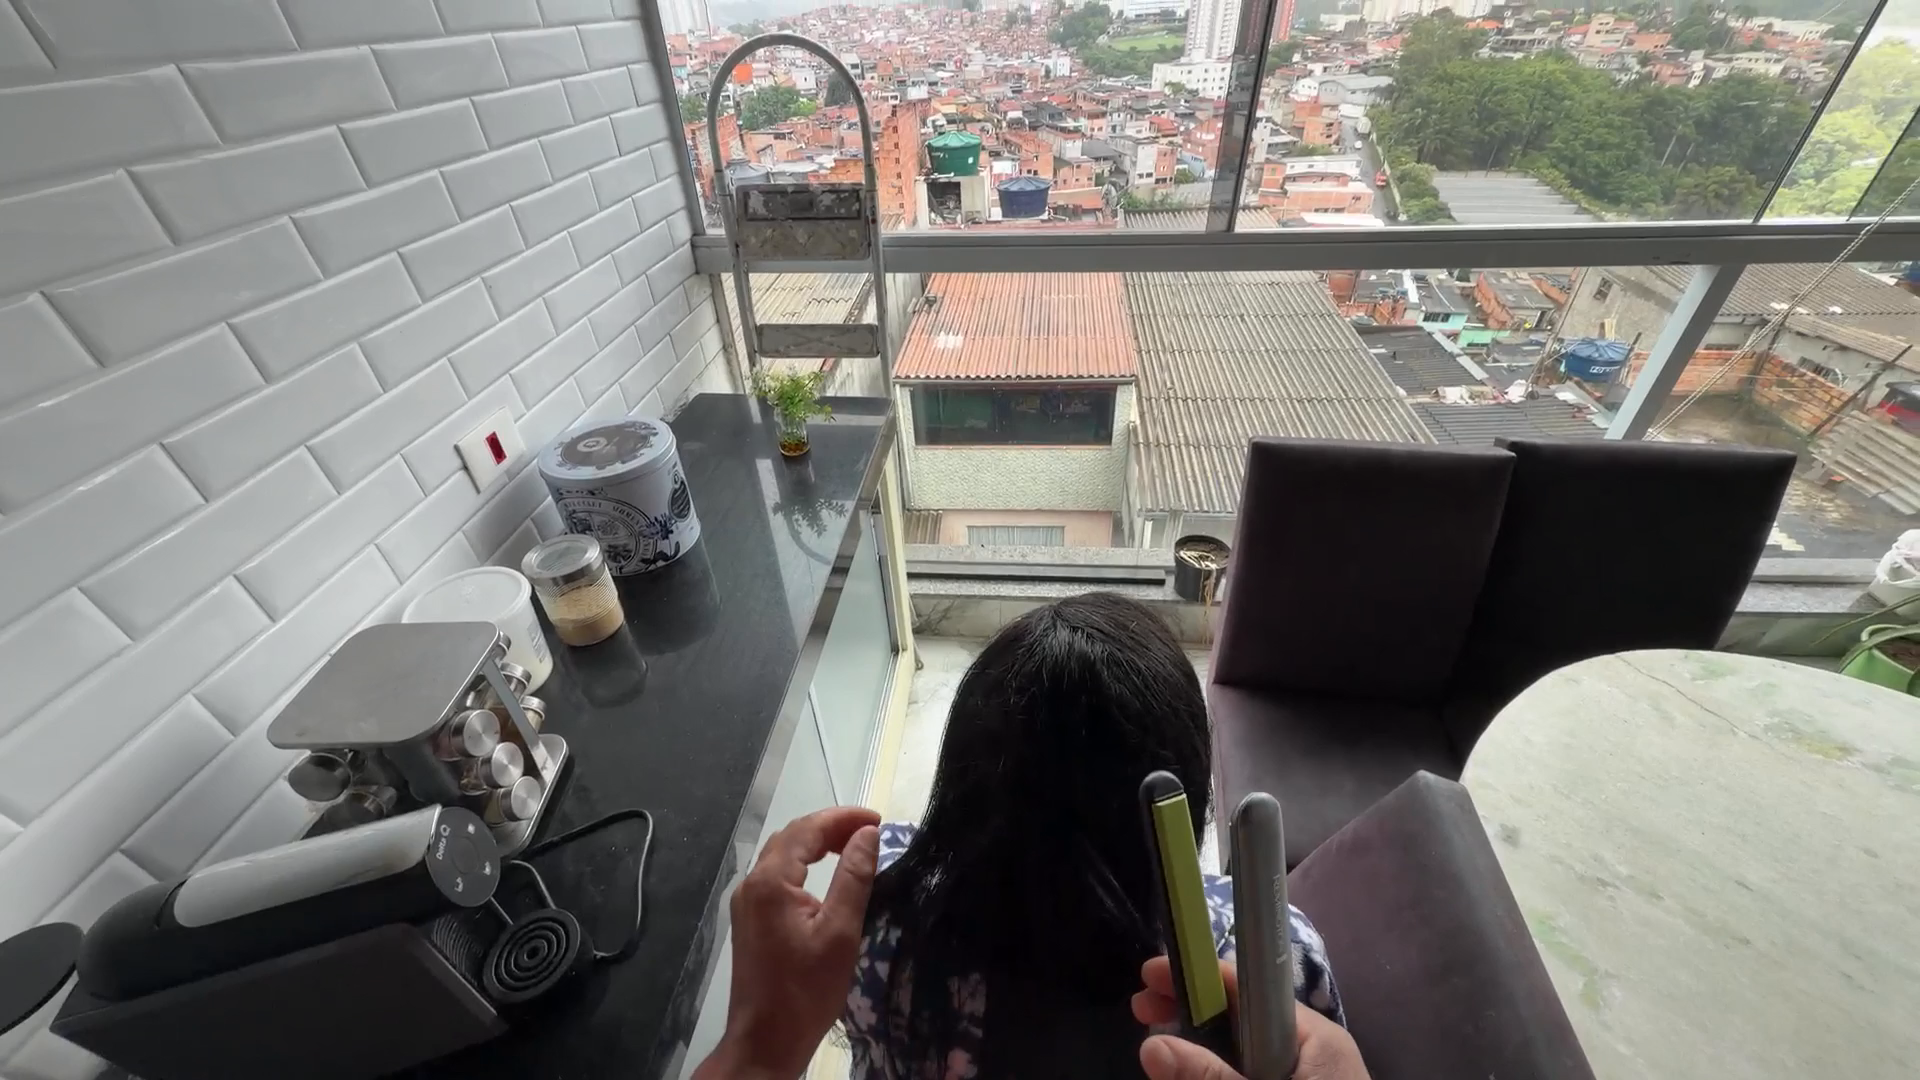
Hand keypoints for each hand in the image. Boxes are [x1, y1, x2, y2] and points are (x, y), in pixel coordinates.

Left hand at [694, 806, 881, 1079]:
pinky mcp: (749, 918)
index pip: (808, 829)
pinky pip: (777, 872)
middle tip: (870, 831)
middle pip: (793, 835)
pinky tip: (826, 871)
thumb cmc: (805, 992)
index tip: (878, 820)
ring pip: (783, 852)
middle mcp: (752, 883)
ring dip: (817, 841)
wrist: (764, 1045)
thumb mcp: (840, 932)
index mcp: (771, 881)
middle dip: (832, 825)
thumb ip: (854, 876)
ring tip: (853, 844)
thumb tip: (867, 834)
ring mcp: (746, 901)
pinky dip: (804, 860)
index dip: (844, 818)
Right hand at [1131, 956, 1369, 1079]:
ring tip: (1157, 1050)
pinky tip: (1187, 1076)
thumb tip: (1149, 1045)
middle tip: (1141, 1010)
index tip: (1150, 977)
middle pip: (1240, 1013)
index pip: (1249, 985)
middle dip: (1189, 1009)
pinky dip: (1217, 1073)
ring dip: (1197, 1044)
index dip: (1198, 976)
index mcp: (1315, 1038)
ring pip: (1240, 1048)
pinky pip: (1249, 1075)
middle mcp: (1312, 1051)